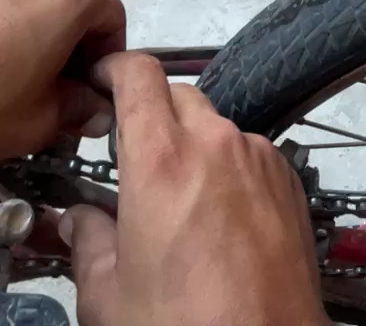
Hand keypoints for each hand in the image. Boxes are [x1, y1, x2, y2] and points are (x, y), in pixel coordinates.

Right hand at [61, 52, 330, 325]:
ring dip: (192, 141)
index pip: (139, 76)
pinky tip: (221, 213)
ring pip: (215, 123)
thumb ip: (88, 241)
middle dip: (151, 111)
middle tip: (133, 154)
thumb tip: (78, 218)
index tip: (101, 78)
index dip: (116, 68)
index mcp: (161, 160)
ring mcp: (258, 155)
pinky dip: (228, 164)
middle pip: (177, 94)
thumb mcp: (109, 297)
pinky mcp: (287, 176)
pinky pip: (249, 150)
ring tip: (180, 197)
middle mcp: (214, 142)